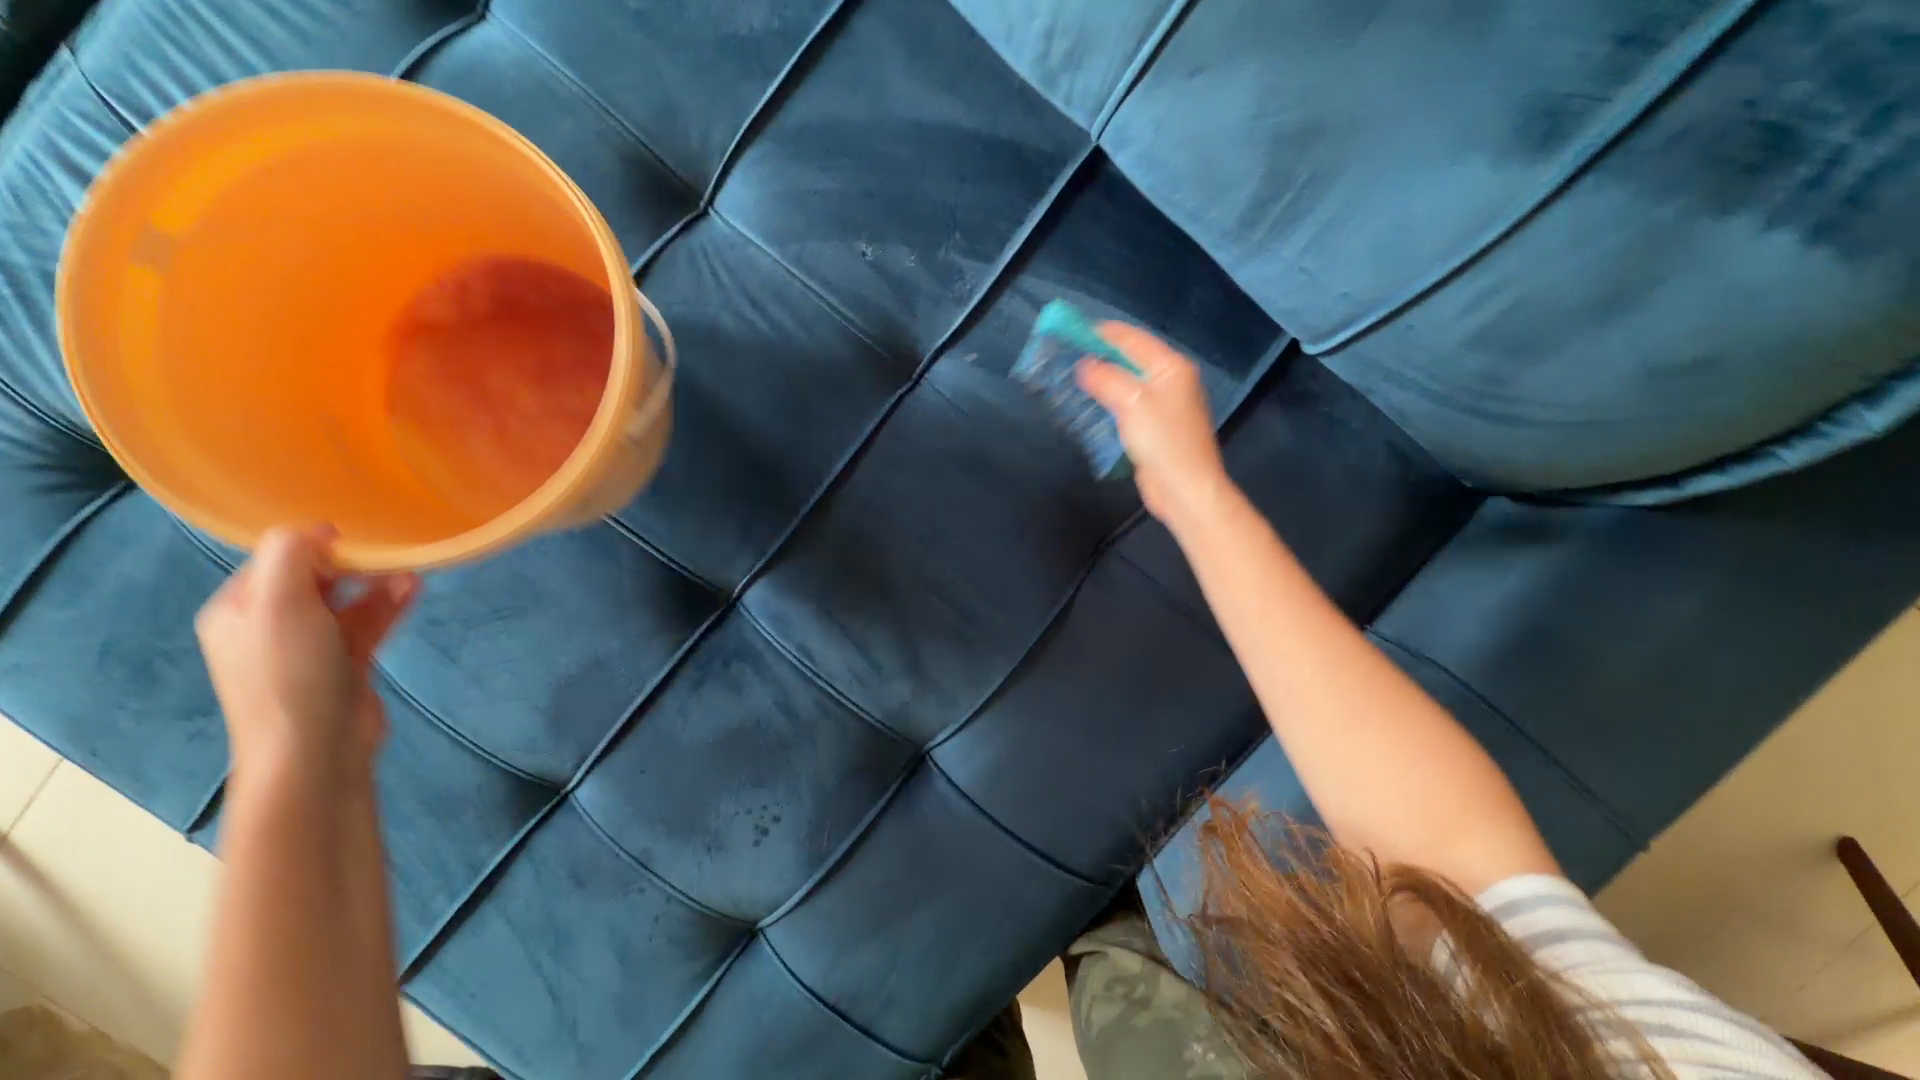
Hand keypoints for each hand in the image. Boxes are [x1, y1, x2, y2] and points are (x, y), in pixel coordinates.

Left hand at [195, 526, 418, 785]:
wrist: (315, 752)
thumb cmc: (290, 673)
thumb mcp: (279, 602)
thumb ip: (291, 552)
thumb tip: (319, 530)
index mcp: (238, 610)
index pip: (275, 560)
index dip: (314, 544)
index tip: (355, 537)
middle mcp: (270, 627)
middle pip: (315, 579)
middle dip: (354, 563)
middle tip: (391, 552)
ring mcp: (310, 649)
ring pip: (348, 602)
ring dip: (379, 583)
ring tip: (413, 570)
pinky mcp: (346, 666)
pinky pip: (368, 625)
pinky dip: (389, 605)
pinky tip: (415, 589)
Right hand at [1076, 322, 1232, 528]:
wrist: (1185, 490)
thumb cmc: (1163, 442)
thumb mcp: (1132, 402)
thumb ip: (1106, 378)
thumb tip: (1083, 364)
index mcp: (1170, 366)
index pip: (1131, 338)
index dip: (1100, 333)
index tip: (1069, 332)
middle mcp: (1169, 379)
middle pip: (1129, 358)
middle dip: (1098, 356)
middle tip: (1065, 356)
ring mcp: (1163, 404)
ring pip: (1126, 382)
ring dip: (1100, 379)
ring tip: (1069, 378)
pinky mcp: (1154, 426)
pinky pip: (1126, 404)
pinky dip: (1107, 401)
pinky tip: (1087, 405)